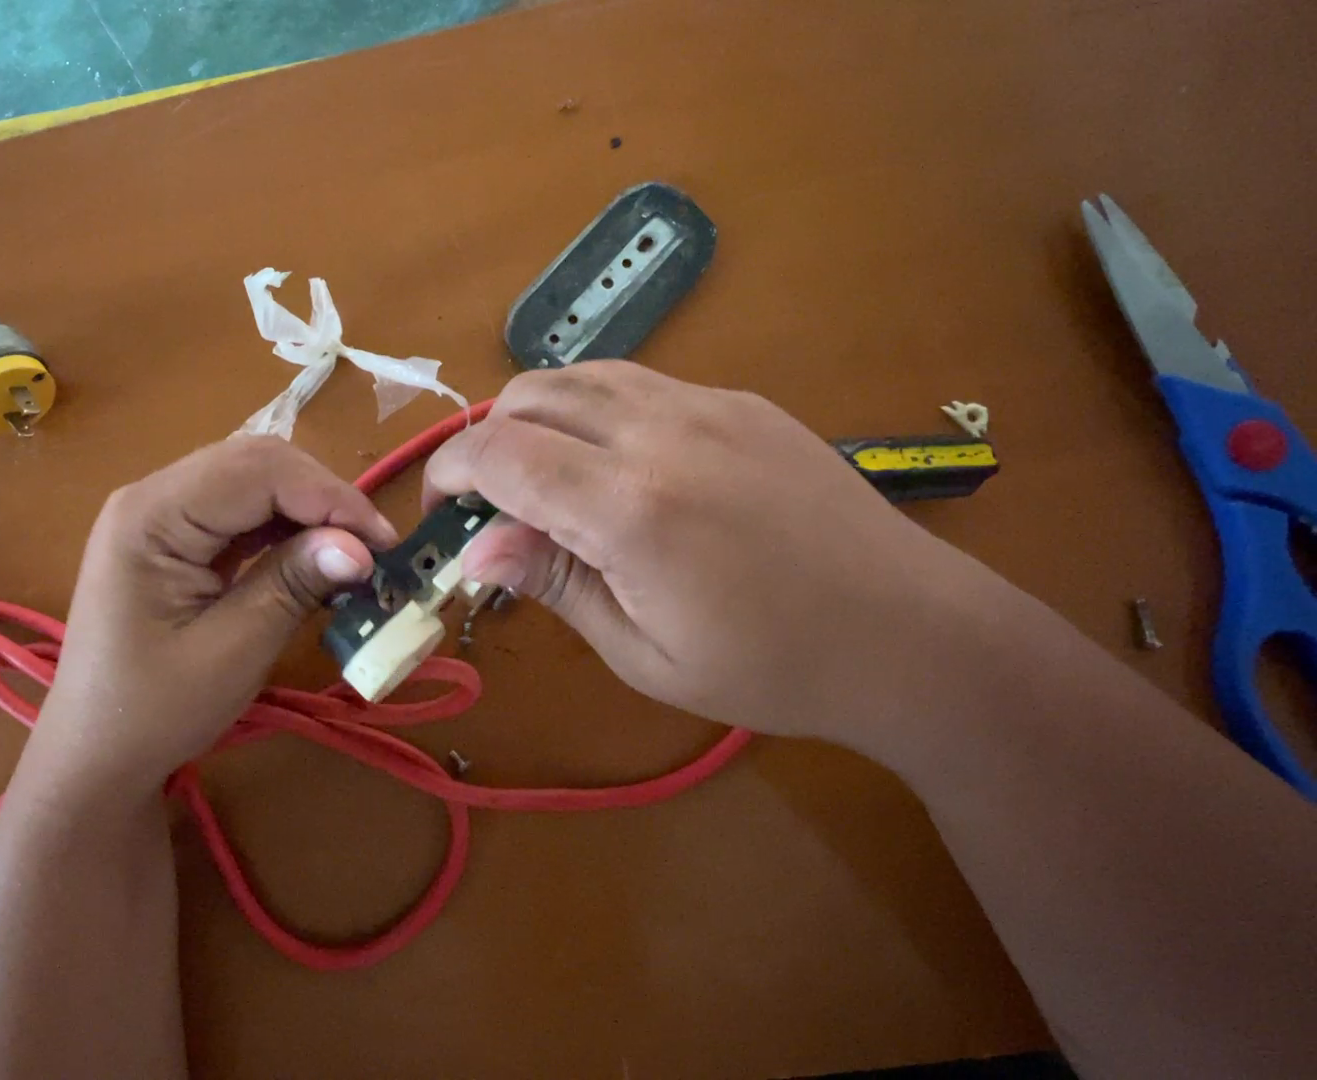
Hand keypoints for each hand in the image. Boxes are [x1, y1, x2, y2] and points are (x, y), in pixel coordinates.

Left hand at [27, 437, 396, 799]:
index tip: (383, 542)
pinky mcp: (176, 540)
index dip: (328, 496)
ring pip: (253, 484)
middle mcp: (151, 497)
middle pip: (254, 464)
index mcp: (150, 515)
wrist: (96, 754)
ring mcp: (161, 516)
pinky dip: (286, 531)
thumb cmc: (154, 711)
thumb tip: (361, 546)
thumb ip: (292, 585)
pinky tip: (315, 558)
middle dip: (321, 497)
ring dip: (308, 512)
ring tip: (354, 554)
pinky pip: (241, 515)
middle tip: (374, 548)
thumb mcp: (232, 650)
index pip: (255, 471)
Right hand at [424, 362, 1021, 743]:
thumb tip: (478, 547)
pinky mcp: (741, 402)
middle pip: (529, 394)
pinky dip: (594, 412)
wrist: (913, 635)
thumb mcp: (642, 652)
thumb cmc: (770, 668)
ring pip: (580, 375)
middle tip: (493, 505)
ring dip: (538, 417)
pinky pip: (638, 383)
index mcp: (630, 506)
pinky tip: (617, 468)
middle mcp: (661, 432)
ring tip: (545, 479)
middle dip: (488, 441)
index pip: (499, 452)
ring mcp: (708, 405)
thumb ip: (554, 583)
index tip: (442, 513)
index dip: (449, 473)